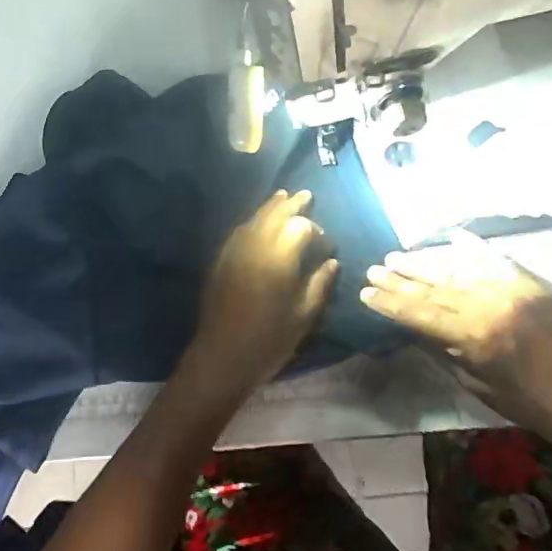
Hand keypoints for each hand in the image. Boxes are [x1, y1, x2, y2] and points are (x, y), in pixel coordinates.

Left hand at [185, 190, 338, 396]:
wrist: (222, 355)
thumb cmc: (270, 339)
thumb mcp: (304, 315)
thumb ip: (319, 284)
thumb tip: (330, 261)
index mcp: (279, 258)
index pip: (300, 227)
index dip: (315, 231)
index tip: (325, 245)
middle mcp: (255, 246)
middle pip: (274, 214)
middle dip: (291, 204)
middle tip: (305, 195)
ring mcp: (234, 251)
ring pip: (254, 219)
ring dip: (270, 207)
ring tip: (283, 197)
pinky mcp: (221, 260)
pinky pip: (239, 232)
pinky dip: (252, 222)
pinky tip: (258, 223)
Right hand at [358, 232, 551, 459]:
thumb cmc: (537, 409)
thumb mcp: (480, 387)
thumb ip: (444, 352)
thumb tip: (412, 329)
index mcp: (477, 336)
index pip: (420, 311)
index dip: (390, 301)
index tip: (364, 292)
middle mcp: (492, 304)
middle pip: (435, 285)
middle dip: (401, 277)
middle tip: (374, 268)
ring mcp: (515, 289)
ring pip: (459, 268)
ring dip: (427, 261)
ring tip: (400, 255)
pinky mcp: (534, 285)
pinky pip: (495, 260)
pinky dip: (472, 249)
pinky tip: (452, 238)